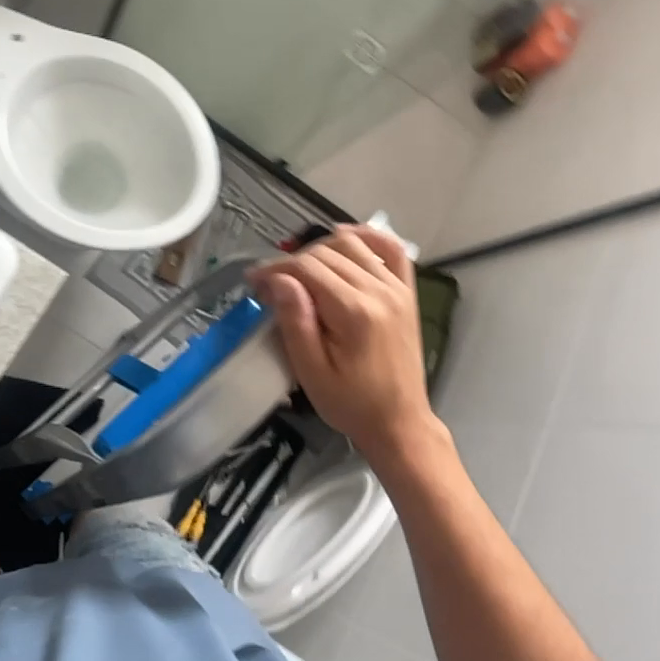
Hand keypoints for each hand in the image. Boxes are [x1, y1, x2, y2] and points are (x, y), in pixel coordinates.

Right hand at [250, 226, 452, 473]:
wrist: (399, 423)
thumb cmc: (351, 404)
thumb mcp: (312, 372)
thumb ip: (296, 322)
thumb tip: (280, 280)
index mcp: (354, 312)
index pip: (307, 268)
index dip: (275, 269)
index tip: (253, 281)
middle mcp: (379, 290)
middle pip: (327, 254)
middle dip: (292, 261)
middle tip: (270, 283)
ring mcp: (397, 289)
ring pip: (354, 245)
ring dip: (322, 248)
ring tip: (299, 268)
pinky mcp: (407, 294)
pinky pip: (392, 250)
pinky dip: (369, 237)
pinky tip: (346, 238)